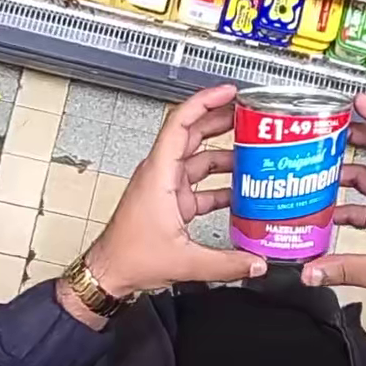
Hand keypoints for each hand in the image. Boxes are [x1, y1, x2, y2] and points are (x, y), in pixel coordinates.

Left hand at [80, 84, 266, 302]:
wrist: (109, 273)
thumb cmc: (128, 257)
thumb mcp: (185, 261)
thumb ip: (228, 264)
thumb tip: (257, 263)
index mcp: (159, 175)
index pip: (181, 122)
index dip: (205, 101)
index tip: (228, 93)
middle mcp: (161, 174)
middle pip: (192, 133)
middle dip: (221, 120)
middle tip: (247, 115)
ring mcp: (166, 187)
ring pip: (198, 158)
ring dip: (224, 152)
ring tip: (251, 151)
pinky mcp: (170, 202)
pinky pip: (199, 183)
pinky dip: (219, 183)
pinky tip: (240, 190)